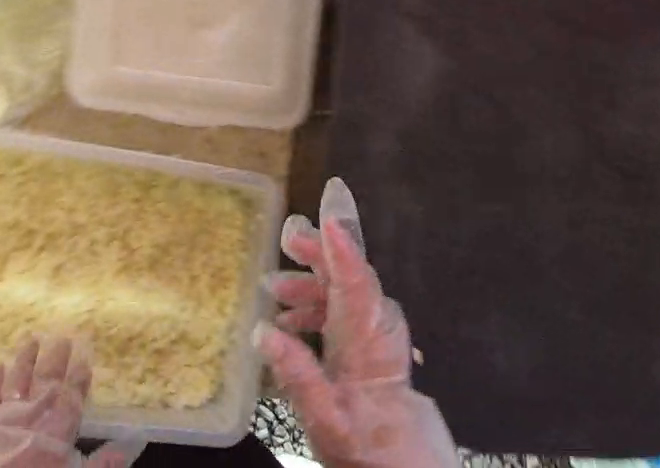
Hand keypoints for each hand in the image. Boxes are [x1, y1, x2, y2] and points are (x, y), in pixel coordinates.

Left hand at [0, 336, 143, 467]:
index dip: (79, 375)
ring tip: (31, 339)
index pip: (72, 394)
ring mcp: (4, 415)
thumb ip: (100, 463)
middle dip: (57, 358)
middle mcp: (33, 413)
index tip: (86, 354)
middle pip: (48, 379)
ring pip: (18, 379)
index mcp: (57, 427)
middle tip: (63, 337)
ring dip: (26, 360)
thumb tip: (129, 445)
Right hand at [256, 179, 458, 467]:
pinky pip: (340, 305)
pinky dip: (313, 305)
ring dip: (309, 282)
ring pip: (341, 286)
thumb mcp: (326, 417)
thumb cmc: (364, 439)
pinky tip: (287, 320)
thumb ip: (297, 374)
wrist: (396, 458)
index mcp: (369, 335)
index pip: (357, 281)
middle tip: (286, 241)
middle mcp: (376, 320)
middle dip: (317, 252)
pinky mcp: (366, 335)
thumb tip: (264, 333)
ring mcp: (373, 325)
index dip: (342, 247)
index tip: (328, 215)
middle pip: (348, 272)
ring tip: (274, 289)